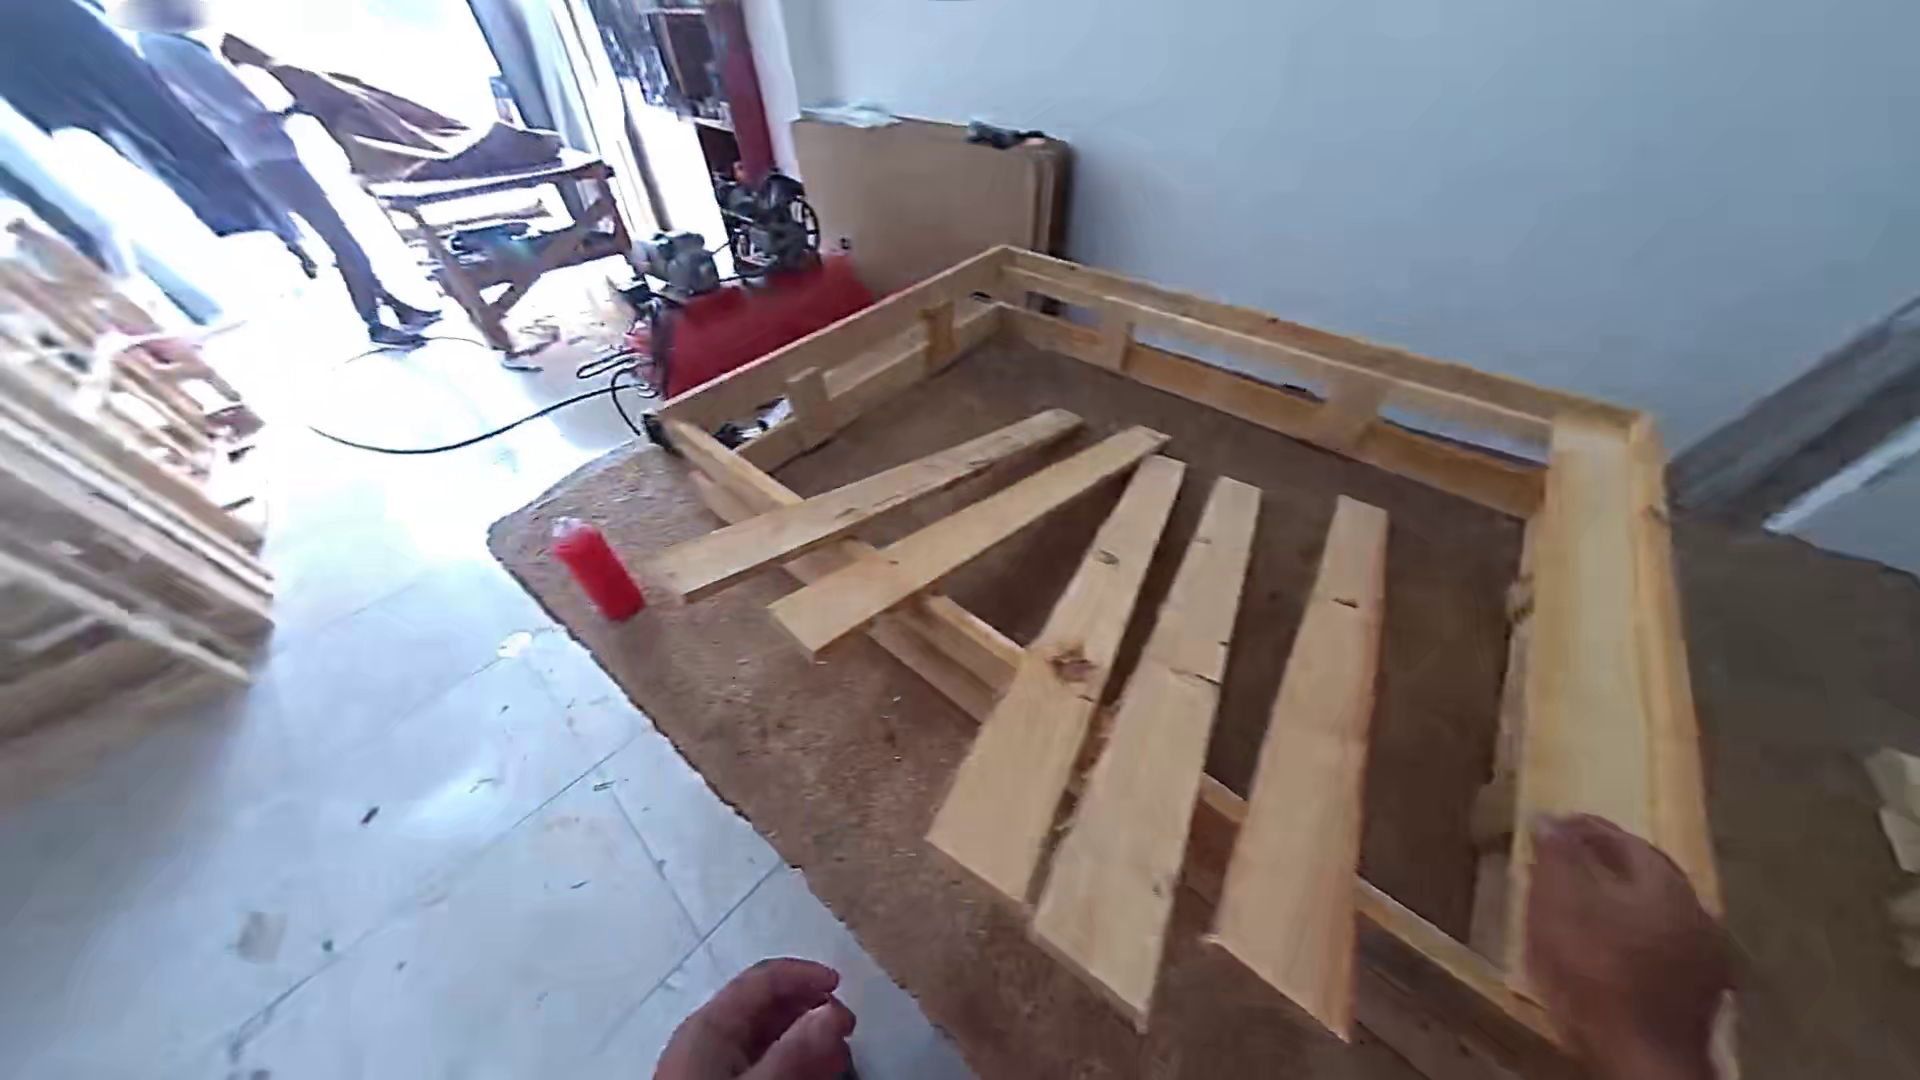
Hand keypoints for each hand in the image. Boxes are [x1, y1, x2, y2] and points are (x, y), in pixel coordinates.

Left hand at [654, 958, 855, 1079]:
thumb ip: (795, 1053)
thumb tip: (833, 1011)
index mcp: (709, 1027)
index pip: (763, 979)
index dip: (805, 975)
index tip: (842, 988)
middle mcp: (708, 1042)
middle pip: (767, 1007)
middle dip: (811, 1012)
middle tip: (847, 1030)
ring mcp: (710, 1075)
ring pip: (768, 1040)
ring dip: (806, 1042)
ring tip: (839, 1059)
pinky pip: (761, 1069)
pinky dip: (792, 1068)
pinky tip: (816, 1078)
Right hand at [1527, 815, 1726, 1079]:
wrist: (1634, 1052)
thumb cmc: (1589, 963)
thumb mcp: (1556, 898)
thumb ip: (1556, 853)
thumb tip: (1549, 817)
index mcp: (1669, 892)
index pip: (1630, 842)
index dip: (1589, 827)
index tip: (1553, 821)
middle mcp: (1699, 920)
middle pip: (1650, 875)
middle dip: (1608, 857)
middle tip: (1565, 849)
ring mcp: (1705, 960)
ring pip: (1655, 908)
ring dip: (1618, 891)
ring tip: (1576, 888)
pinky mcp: (1695, 991)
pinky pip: (1659, 937)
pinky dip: (1628, 922)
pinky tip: (1602, 931)